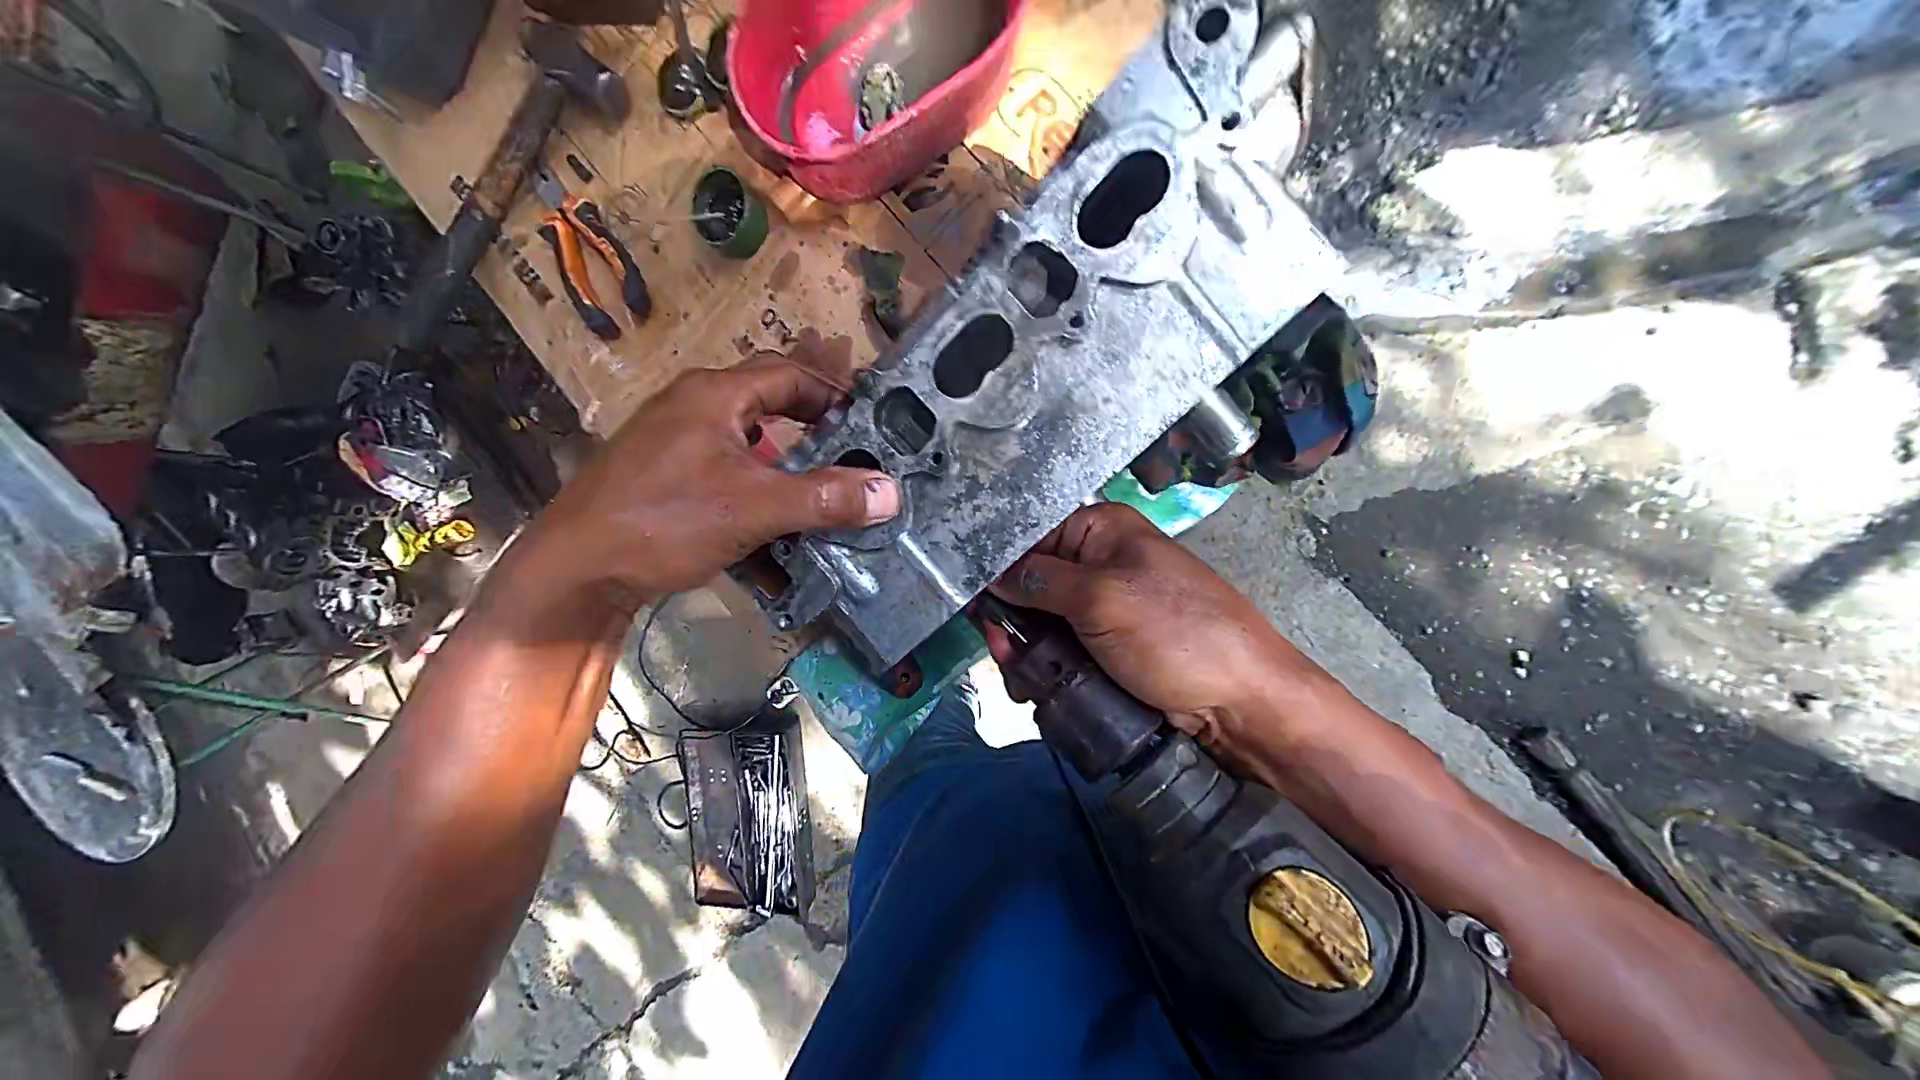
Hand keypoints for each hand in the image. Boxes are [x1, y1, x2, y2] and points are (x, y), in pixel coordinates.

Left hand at [509, 358, 899, 610]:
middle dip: (814, 434)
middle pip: (770, 408)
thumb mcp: (754, 507)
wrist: (575, 571)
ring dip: (788, 472)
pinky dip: (757, 499)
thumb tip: (890, 493)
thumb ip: (824, 499)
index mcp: (715, 395)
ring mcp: (676, 446)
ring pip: (749, 448)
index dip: (833, 392)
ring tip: (823, 499)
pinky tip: (775, 535)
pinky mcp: (667, 481)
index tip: (870, 420)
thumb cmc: (663, 520)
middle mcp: (694, 409)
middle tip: (853, 460)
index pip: (789, 374)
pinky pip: (727, 479)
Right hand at [988, 503, 1328, 750]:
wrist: (1239, 702)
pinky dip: (1043, 666)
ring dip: (1023, 649)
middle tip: (999, 650)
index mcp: (1101, 529)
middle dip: (1010, 617)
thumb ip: (1039, 582)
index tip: (972, 601)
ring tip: (1019, 678)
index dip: (997, 566)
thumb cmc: (1176, 635)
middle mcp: (1099, 562)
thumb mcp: (1102, 599)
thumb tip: (990, 575)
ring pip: (1040, 621)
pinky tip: (1034, 685)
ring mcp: (1103, 606)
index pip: (1029, 536)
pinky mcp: (1106, 645)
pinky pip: (1060, 648)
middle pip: (1029, 582)